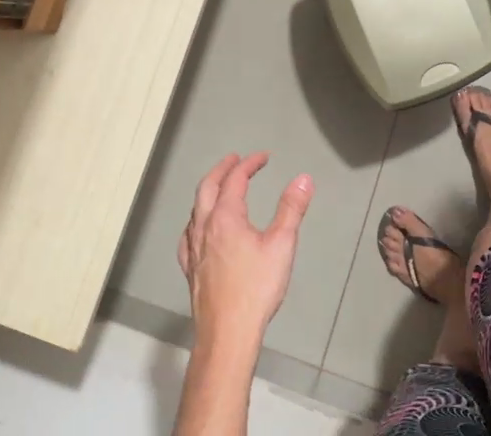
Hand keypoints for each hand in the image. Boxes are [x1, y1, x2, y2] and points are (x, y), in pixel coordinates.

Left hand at [178, 152, 313, 347]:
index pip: (235, 180)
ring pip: (195, 209)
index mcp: (225, 217)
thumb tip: (303, 178)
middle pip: (207, 188)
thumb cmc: (256, 288)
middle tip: (235, 160)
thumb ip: (291, 209)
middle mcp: (203, 227)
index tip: (263, 157)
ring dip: (208, 192)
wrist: (227, 333)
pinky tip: (199, 229)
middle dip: (222, 170)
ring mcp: (192, 249)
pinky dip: (196, 220)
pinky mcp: (190, 269)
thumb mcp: (281, 245)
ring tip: (220, 188)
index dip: (249, 164)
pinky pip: (188, 234)